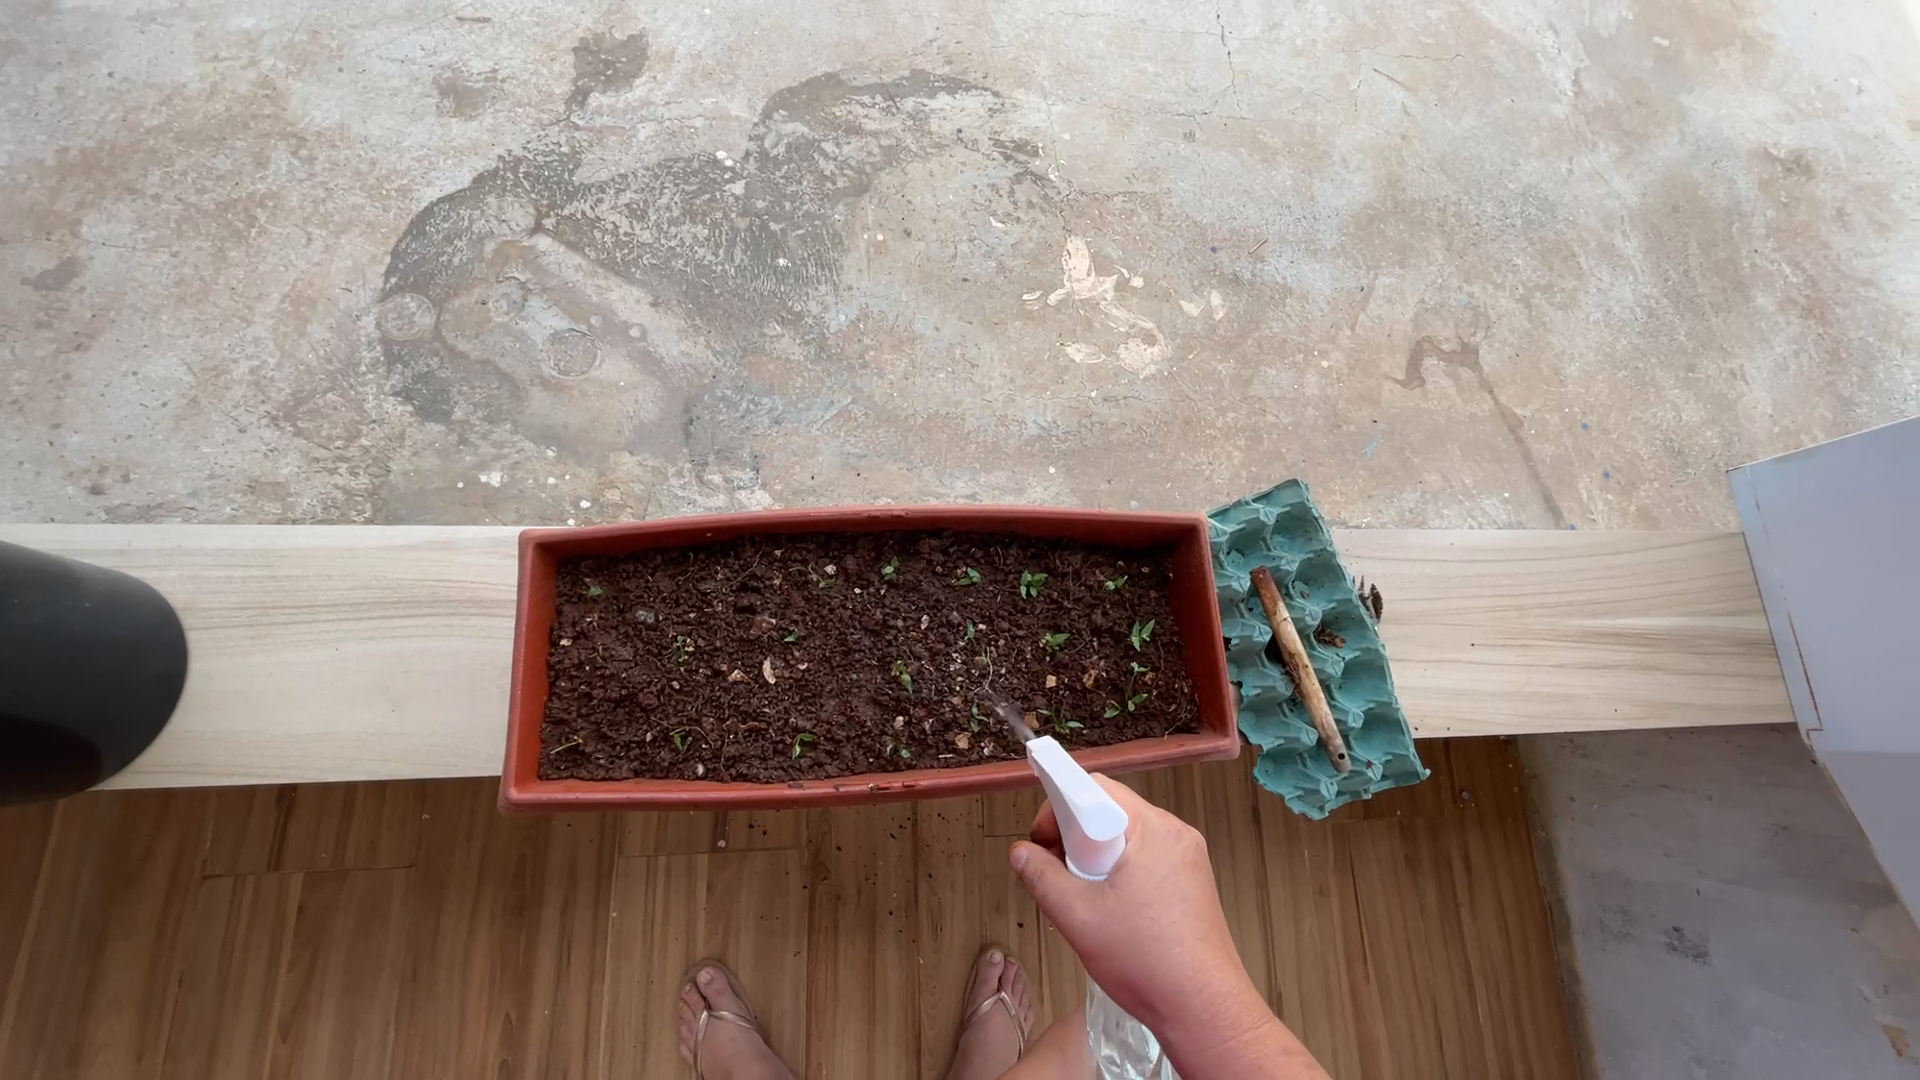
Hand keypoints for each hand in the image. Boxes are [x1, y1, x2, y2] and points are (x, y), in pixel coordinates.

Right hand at [1007, 775, 1274, 1066]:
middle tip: (1061, 872)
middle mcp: (1175, 833)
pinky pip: (1145, 856)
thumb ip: (1041, 876)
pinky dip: (1120, 870)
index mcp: (1152, 829)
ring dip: (1097, 857)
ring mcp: (1187, 856)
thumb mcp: (1077, 916)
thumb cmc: (1149, 963)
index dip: (1060, 807)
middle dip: (1076, 837)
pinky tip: (1113, 907)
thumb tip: (1021, 852)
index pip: (1095, 788)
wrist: (1204, 1013)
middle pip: (1110, 811)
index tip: (1044, 838)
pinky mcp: (1191, 879)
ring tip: (1088, 897)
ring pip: (1126, 836)